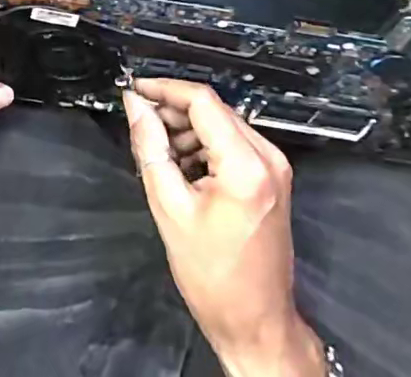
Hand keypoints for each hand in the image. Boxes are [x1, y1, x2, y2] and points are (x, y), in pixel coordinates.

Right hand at [124, 80, 325, 376]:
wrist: (255, 321)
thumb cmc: (212, 276)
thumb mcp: (170, 210)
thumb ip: (151, 149)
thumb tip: (136, 106)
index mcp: (246, 164)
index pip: (203, 101)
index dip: (166, 89)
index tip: (136, 90)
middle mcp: (268, 155)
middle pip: (214, 111)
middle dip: (174, 112)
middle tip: (141, 124)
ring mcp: (274, 164)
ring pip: (223, 124)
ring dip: (188, 130)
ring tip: (159, 153)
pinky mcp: (273, 174)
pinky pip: (234, 143)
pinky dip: (206, 146)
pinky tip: (182, 166)